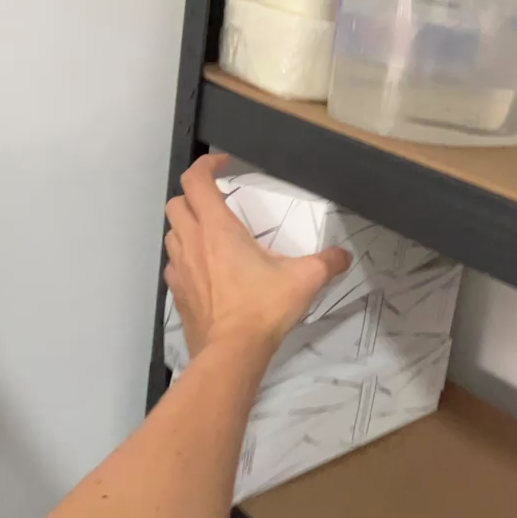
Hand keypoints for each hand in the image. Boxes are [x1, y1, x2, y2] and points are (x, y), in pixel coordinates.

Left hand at [164, 153, 350, 356]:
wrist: (232, 352)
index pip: (196, 181)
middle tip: (220, 201)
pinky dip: (188, 257)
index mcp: (219, 229)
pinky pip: (176, 264)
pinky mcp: (179, 293)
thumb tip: (343, 256)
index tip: (224, 164)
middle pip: (177, 203)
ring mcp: (181, 269)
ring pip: (173, 233)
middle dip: (195, 195)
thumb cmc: (263, 307)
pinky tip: (209, 269)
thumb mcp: (306, 279)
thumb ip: (328, 261)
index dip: (206, 165)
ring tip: (214, 234)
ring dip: (189, 226)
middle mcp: (193, 243)